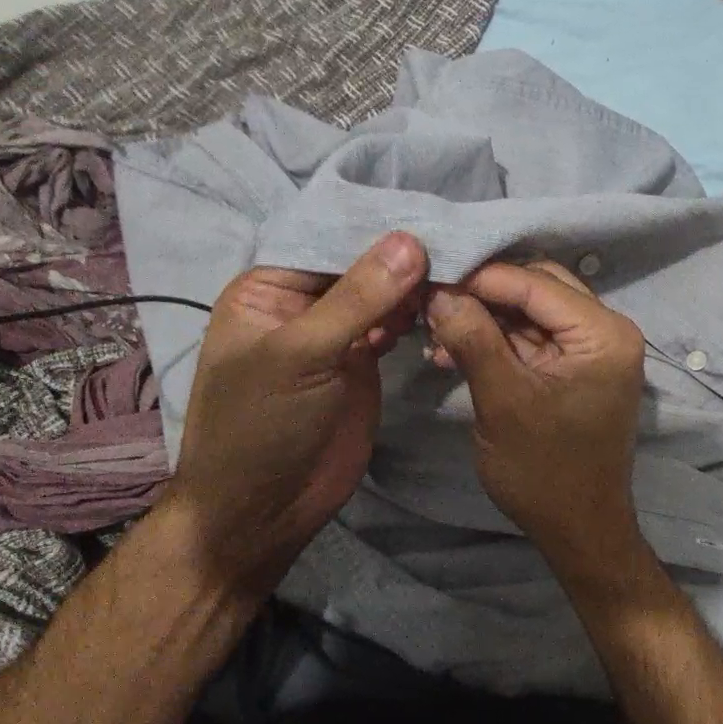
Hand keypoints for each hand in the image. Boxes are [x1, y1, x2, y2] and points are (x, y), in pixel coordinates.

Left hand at [165, 232, 427, 594]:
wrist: (265, 509)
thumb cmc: (262, 426)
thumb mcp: (302, 355)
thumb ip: (358, 299)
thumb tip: (410, 241)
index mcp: (270, 288)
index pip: (328, 240)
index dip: (377, 228)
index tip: (433, 214)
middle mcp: (304, 304)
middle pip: (360, 266)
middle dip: (403, 258)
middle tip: (461, 246)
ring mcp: (337, 335)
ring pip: (382, 296)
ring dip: (415, 288)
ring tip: (460, 274)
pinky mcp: (364, 363)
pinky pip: (395, 327)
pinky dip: (418, 319)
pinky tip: (444, 309)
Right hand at [423, 260, 647, 560]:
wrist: (578, 529)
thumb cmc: (545, 470)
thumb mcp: (503, 400)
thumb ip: (474, 338)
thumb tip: (437, 289)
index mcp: (604, 333)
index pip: (535, 282)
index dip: (479, 278)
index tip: (426, 278)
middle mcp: (607, 331)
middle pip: (537, 288)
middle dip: (482, 295)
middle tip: (429, 302)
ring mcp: (593, 351)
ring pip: (531, 313)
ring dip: (484, 320)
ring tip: (433, 333)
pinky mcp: (577, 370)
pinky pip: (534, 340)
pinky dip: (497, 343)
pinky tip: (452, 353)